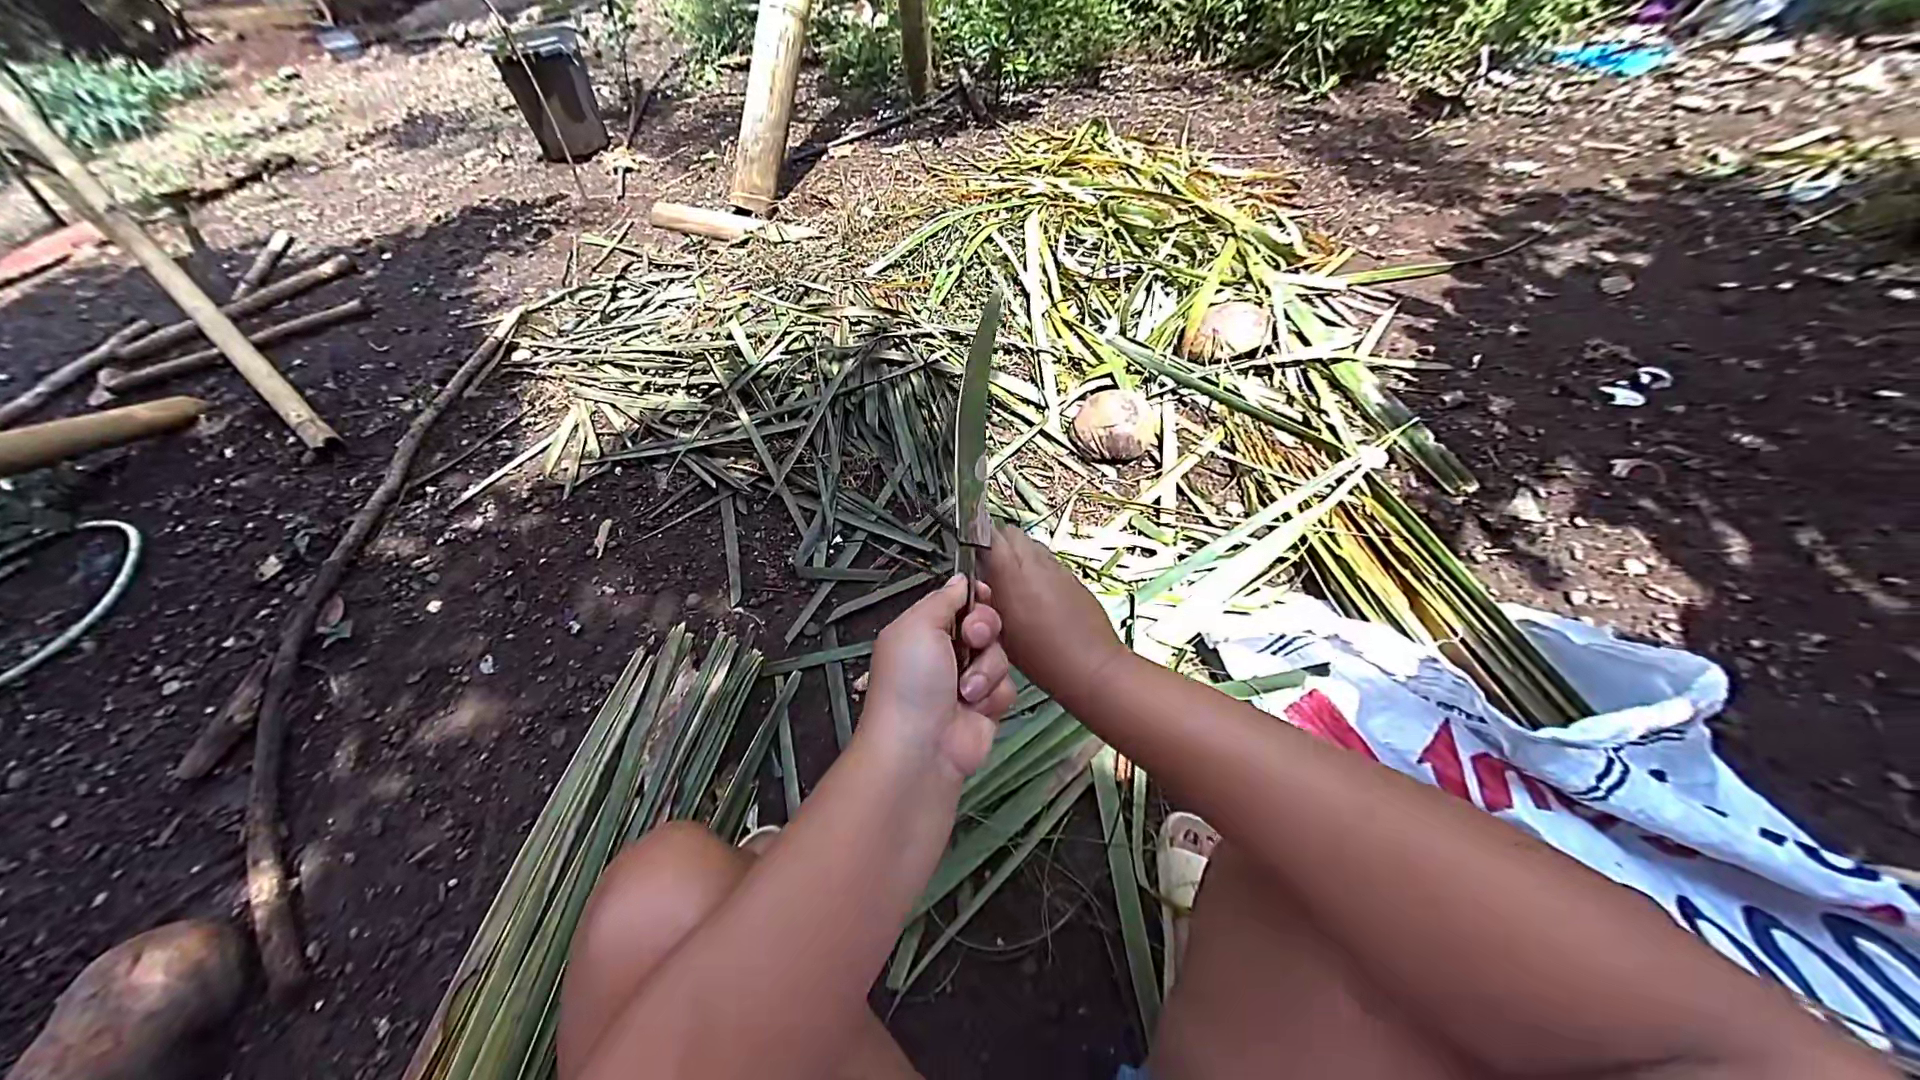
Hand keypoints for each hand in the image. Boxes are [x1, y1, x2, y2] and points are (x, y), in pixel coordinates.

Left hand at [859, 575, 1015, 779]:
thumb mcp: (918, 625)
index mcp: (924, 629)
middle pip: (985, 624)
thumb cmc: (911, 682)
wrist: (921, 748)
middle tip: (972, 640)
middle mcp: (946, 652)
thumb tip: (960, 578)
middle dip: (984, 630)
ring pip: (999, 655)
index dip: (975, 597)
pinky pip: (1008, 686)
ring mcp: (968, 680)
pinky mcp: (987, 706)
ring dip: (986, 670)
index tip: (981, 596)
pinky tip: (975, 708)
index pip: (959, 601)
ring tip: (965, 690)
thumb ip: (943, 598)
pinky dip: (993, 695)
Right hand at [979, 525, 1127, 700]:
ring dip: (1020, 555)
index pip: (991, 536)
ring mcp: (1058, 568)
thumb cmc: (1041, 657)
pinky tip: (1038, 595)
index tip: (975, 559)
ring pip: (1032, 544)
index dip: (980, 542)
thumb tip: (983, 584)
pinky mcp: (1073, 577)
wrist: (1090, 665)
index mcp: (1012, 575)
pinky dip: (1038, 568)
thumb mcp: (1001, 632)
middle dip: (999, 544)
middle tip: (992, 570)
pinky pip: (1049, 561)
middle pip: (1012, 533)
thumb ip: (990, 600)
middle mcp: (1036, 564)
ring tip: (1015, 583)